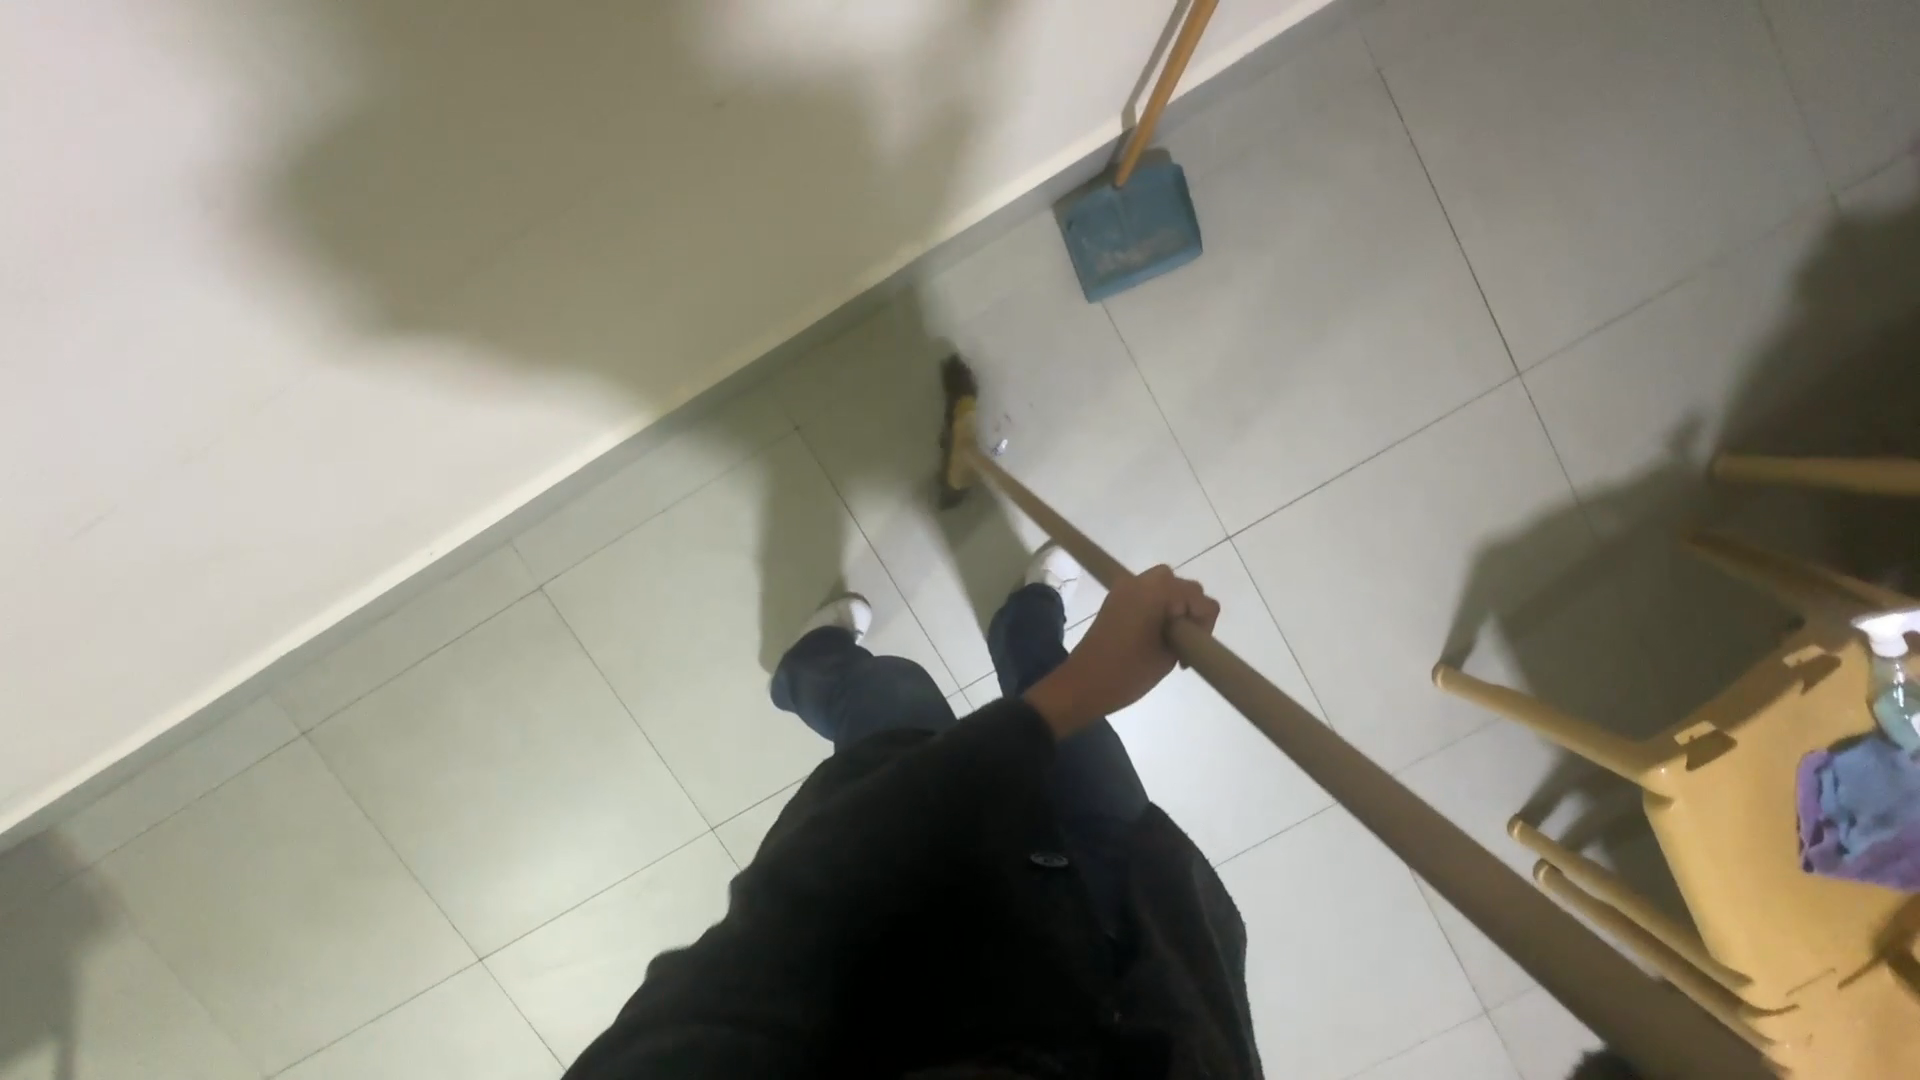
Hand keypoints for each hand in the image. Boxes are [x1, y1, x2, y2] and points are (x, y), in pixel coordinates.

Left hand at [1022, 564, 1219, 739]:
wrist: (1083, 683)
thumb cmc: (1128, 672)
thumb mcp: (1168, 656)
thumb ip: (1188, 635)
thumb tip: (1190, 629)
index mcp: (1158, 591)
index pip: (1201, 599)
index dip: (1204, 625)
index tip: (1192, 649)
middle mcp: (1140, 580)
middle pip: (1182, 587)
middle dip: (1189, 611)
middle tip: (1184, 642)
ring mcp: (1124, 587)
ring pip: (1164, 587)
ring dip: (1173, 607)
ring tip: (1170, 639)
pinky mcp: (1114, 599)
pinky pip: (1145, 593)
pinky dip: (1156, 607)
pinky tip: (1153, 635)